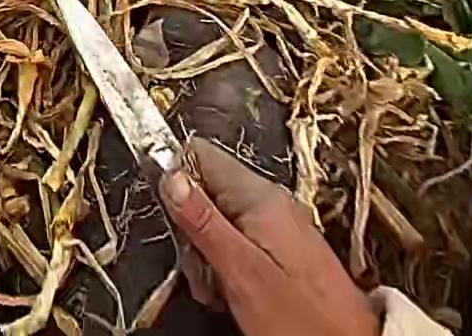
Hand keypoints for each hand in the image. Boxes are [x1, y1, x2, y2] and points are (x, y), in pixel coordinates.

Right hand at [161, 138, 380, 335]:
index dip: (176, 181)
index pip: (198, 153)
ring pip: (220, 215)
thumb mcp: (244, 274)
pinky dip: (228, 262)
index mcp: (259, 195)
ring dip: (207, 250)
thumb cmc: (303, 325)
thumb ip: (204, 221)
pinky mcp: (285, 249)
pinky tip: (233, 293)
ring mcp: (279, 224)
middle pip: (207, 187)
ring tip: (216, 290)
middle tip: (199, 272)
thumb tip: (168, 174)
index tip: (174, 223)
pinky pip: (239, 237)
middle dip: (192, 226)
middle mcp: (270, 200)